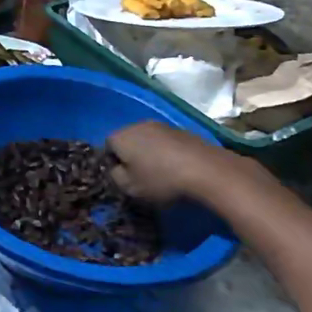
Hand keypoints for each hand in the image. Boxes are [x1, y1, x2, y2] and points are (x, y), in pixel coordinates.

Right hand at [107, 121, 244, 204]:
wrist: (203, 168)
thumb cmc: (160, 179)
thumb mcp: (130, 187)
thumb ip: (115, 176)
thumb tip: (116, 169)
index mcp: (121, 136)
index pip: (107, 147)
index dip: (113, 163)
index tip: (124, 179)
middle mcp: (137, 124)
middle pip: (127, 140)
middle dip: (131, 156)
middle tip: (140, 176)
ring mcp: (160, 125)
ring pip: (146, 140)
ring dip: (149, 153)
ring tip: (160, 172)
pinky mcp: (180, 129)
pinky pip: (164, 142)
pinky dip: (166, 152)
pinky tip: (176, 167)